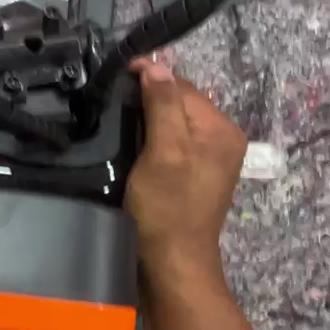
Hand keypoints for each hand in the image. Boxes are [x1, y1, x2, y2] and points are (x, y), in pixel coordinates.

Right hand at [125, 59, 246, 273]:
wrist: (170, 266)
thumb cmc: (167, 208)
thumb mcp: (164, 152)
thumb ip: (162, 105)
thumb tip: (155, 64)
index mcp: (221, 129)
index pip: (181, 86)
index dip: (148, 77)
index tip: (113, 75)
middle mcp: (220, 139)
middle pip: (178, 102)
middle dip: (146, 97)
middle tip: (108, 99)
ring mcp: (207, 159)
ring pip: (171, 121)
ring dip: (144, 118)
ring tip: (113, 118)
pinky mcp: (190, 174)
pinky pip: (169, 142)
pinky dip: (148, 137)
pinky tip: (129, 144)